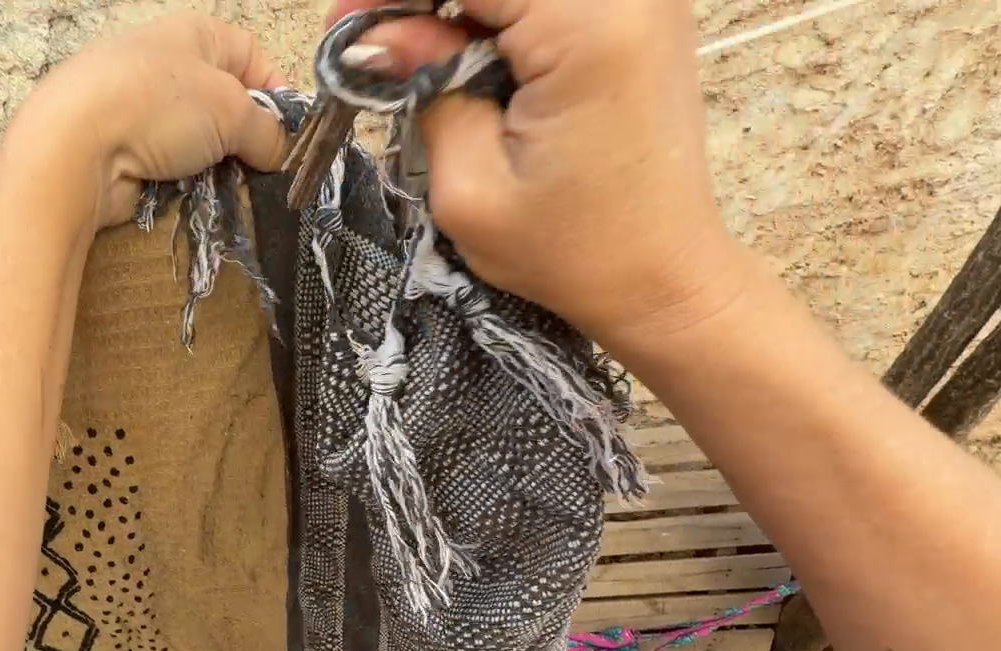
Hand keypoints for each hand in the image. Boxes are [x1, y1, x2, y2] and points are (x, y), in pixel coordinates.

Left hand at [0, 15, 289, 229]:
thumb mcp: (230, 111)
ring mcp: (142, 114)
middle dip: (245, 140)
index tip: (289, 135)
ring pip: (196, 144)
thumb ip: (264, 132)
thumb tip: (280, 152)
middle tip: (264, 173)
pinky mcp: (125, 156)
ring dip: (216, 169)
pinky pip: (169, 171)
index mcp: (194, 35)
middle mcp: (167, 69)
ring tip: (232, 192)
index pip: (250, 55)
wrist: (78, 147)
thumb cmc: (160, 106)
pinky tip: (196, 201)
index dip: (274, 92)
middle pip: (223, 105)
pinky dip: (185, 186)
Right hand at [334, 0, 750, 349]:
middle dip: (422, 2)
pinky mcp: (636, 16)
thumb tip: (376, 36)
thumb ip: (426, 93)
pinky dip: (495, 20)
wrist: (656, 274)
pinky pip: (545, 2)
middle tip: (370, 43)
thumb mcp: (469, 188)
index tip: (344, 25)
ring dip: (458, 12)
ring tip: (407, 55)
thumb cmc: (562, 251)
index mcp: (588, 27)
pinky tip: (457, 51)